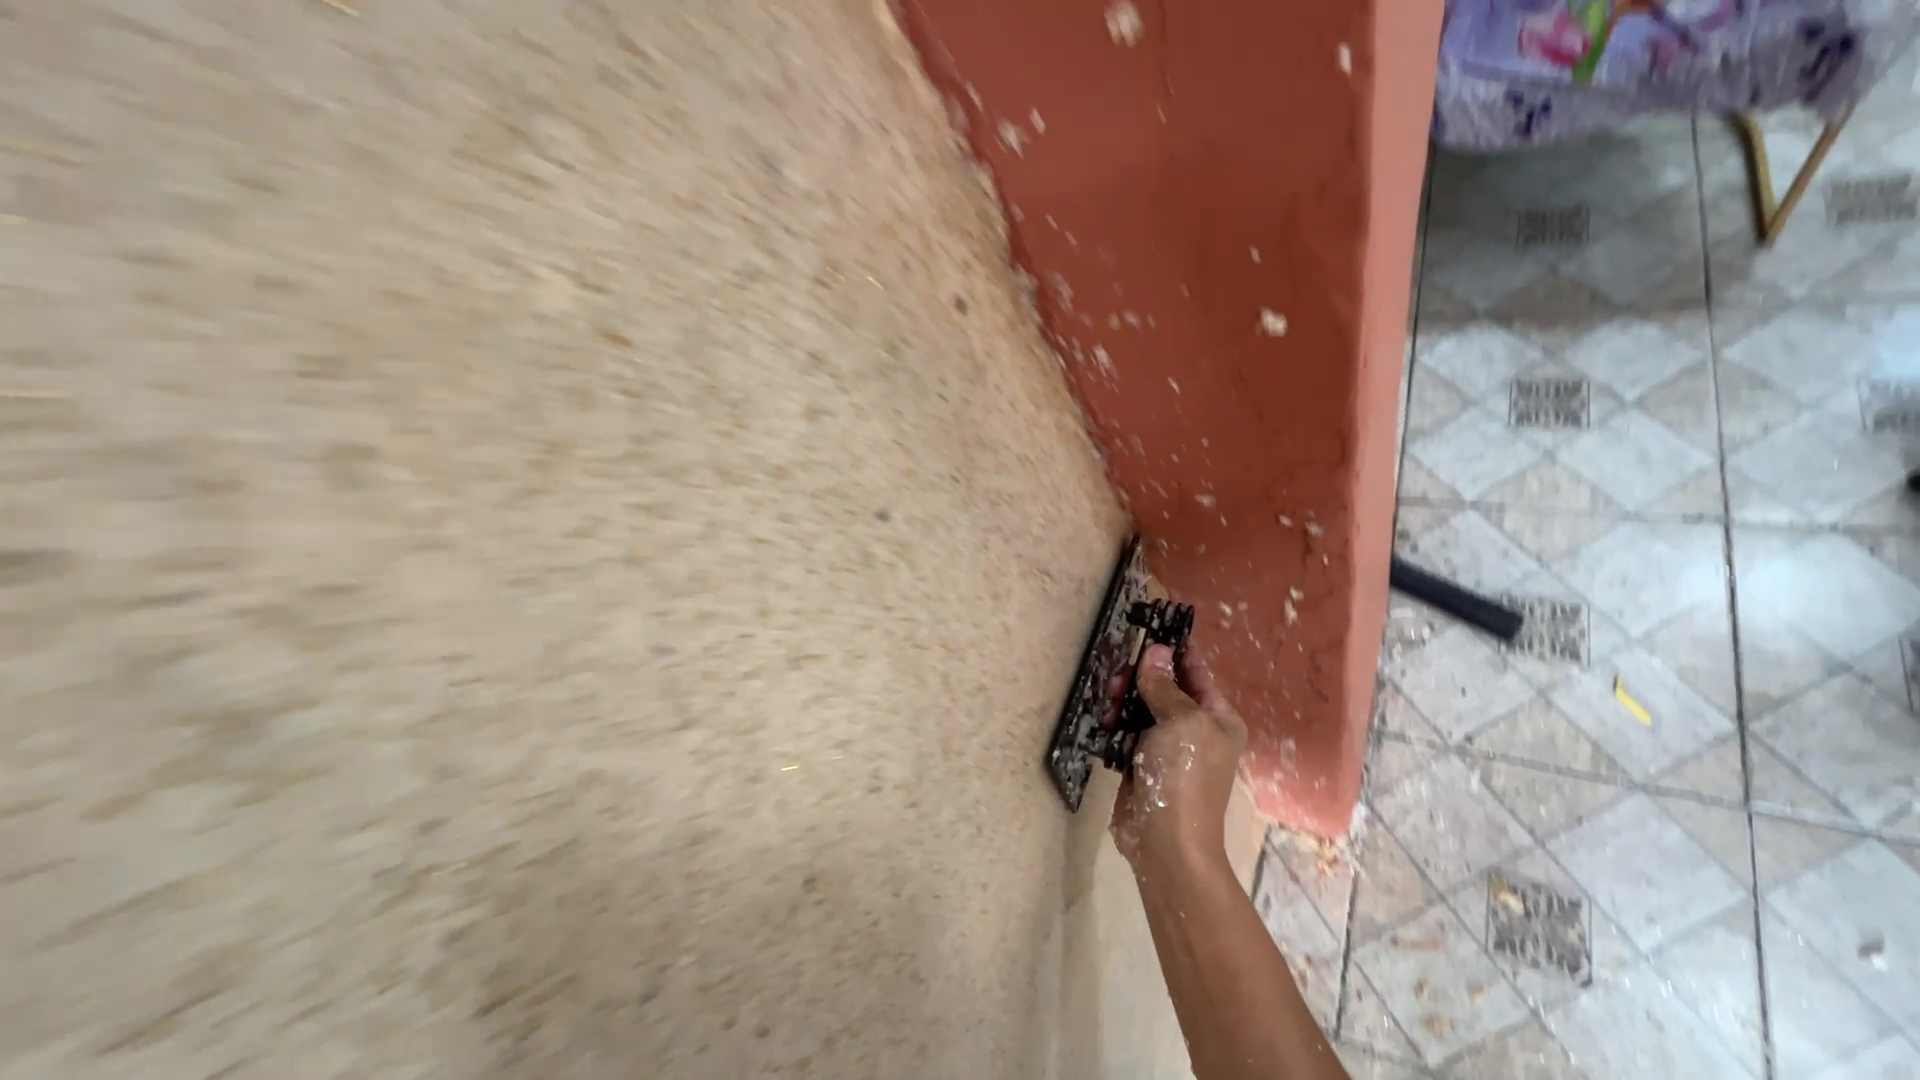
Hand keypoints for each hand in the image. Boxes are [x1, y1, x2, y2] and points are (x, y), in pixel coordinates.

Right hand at [1109, 643, 1248, 872]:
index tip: (1151, 627)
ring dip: (1123, 700)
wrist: (1166, 842)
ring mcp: (1166, 750)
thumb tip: (1156, 652)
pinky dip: (1114, 724)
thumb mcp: (1180, 721)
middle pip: (1164, 689)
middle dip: (1141, 678)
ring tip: (1108, 700)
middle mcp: (1194, 731)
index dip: (1175, 651)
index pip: (1196, 673)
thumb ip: (1165, 686)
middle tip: (1118, 675)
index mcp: (1217, 719)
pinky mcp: (1140, 766)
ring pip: (1140, 709)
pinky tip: (1103, 720)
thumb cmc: (1183, 776)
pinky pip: (1125, 733)